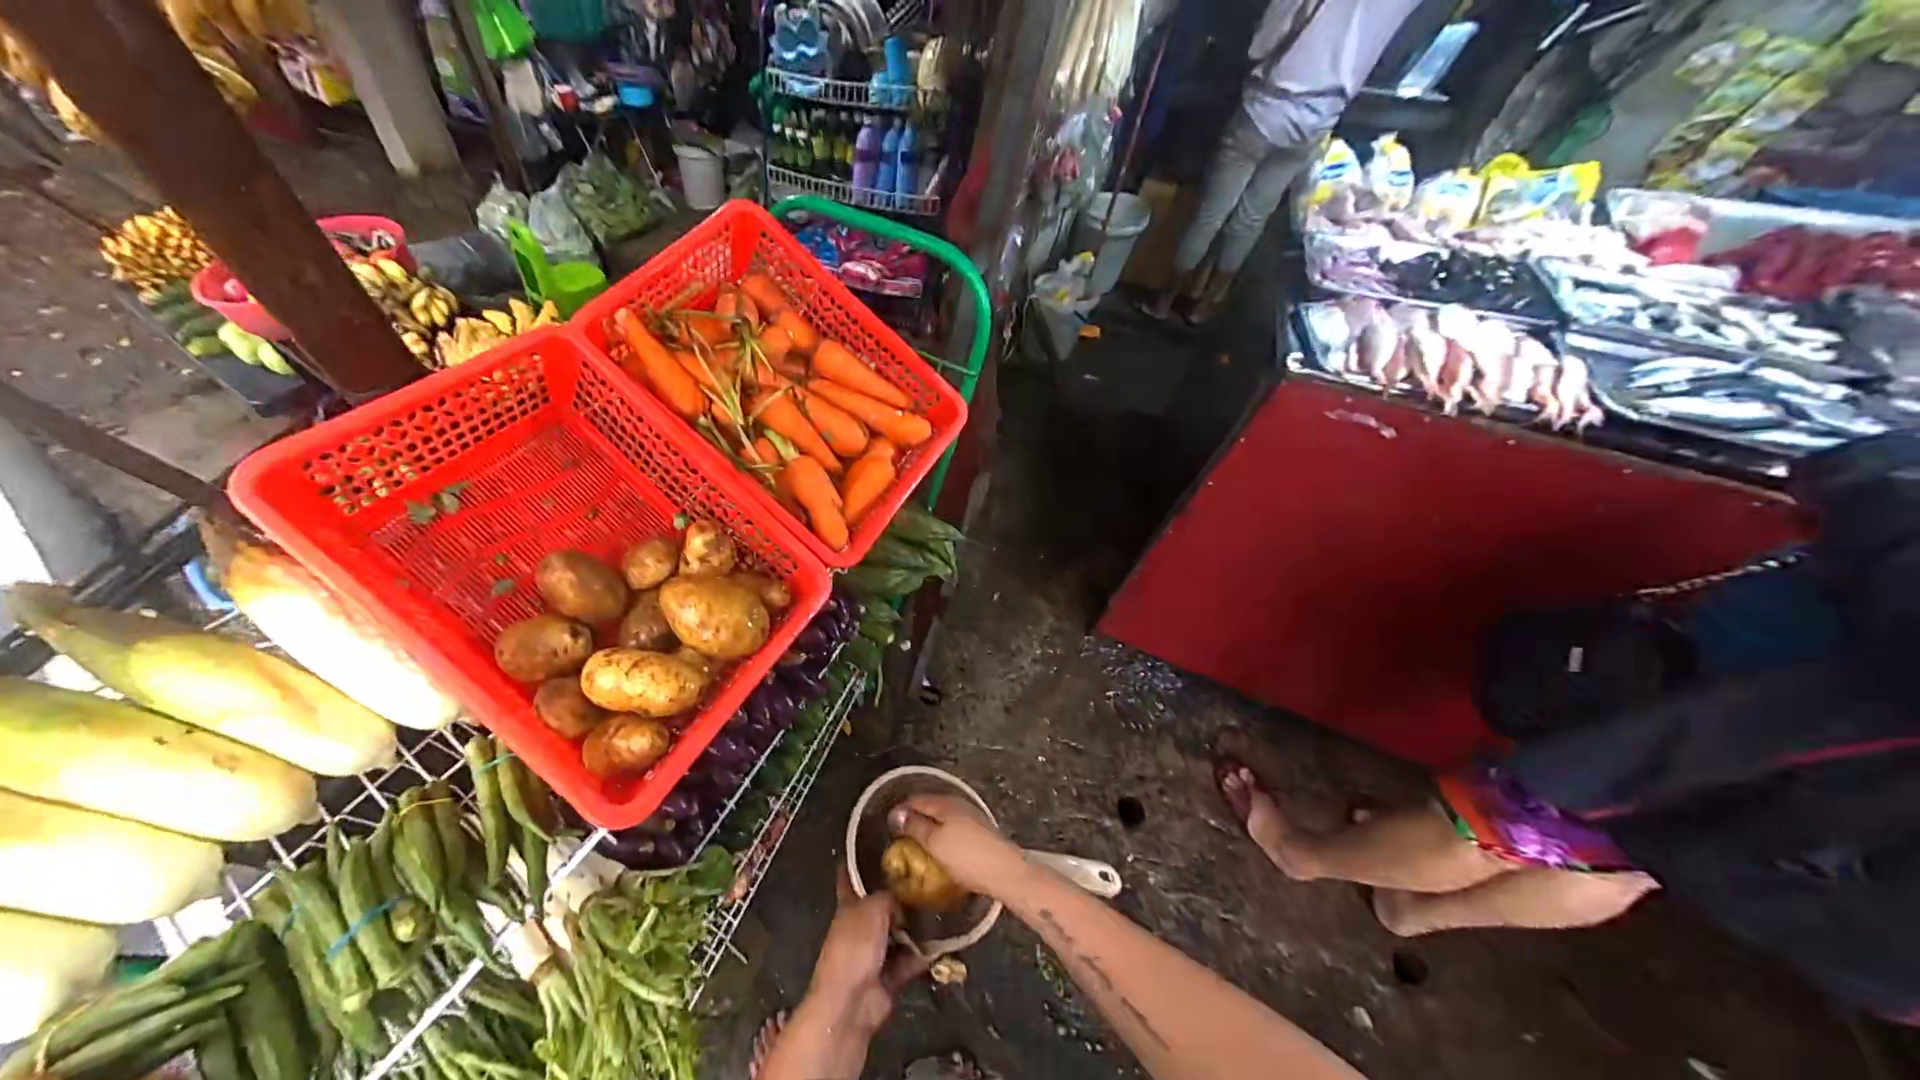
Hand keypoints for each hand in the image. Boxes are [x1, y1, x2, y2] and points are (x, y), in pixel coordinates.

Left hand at [762, 869, 928, 1079]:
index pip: (850, 878)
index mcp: (848, 907)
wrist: (851, 1002)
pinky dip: (923, 953)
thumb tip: (903, 898)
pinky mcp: (890, 976)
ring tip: (943, 906)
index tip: (870, 845)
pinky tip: (942, 940)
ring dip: (917, 926)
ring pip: (900, 932)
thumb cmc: (854, 946)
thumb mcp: (871, 908)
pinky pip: (910, 959)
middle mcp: (861, 927)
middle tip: (928, 878)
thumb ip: (889, 896)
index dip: (856, 863)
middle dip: (902, 896)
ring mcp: (875, 952)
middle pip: (883, 905)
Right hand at [890, 794, 1028, 898]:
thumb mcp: (933, 843)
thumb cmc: (966, 857)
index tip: (889, 827)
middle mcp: (960, 804)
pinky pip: (954, 830)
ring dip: (930, 830)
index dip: (900, 811)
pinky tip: (942, 853)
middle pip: (931, 807)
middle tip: (901, 839)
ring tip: (919, 848)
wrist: (1005, 872)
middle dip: (915, 820)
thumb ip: (914, 826)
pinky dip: (944, 837)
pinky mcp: (981, 833)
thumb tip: (897, 814)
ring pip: (943, 819)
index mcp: (946, 803)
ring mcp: (972, 817)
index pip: (916, 799)